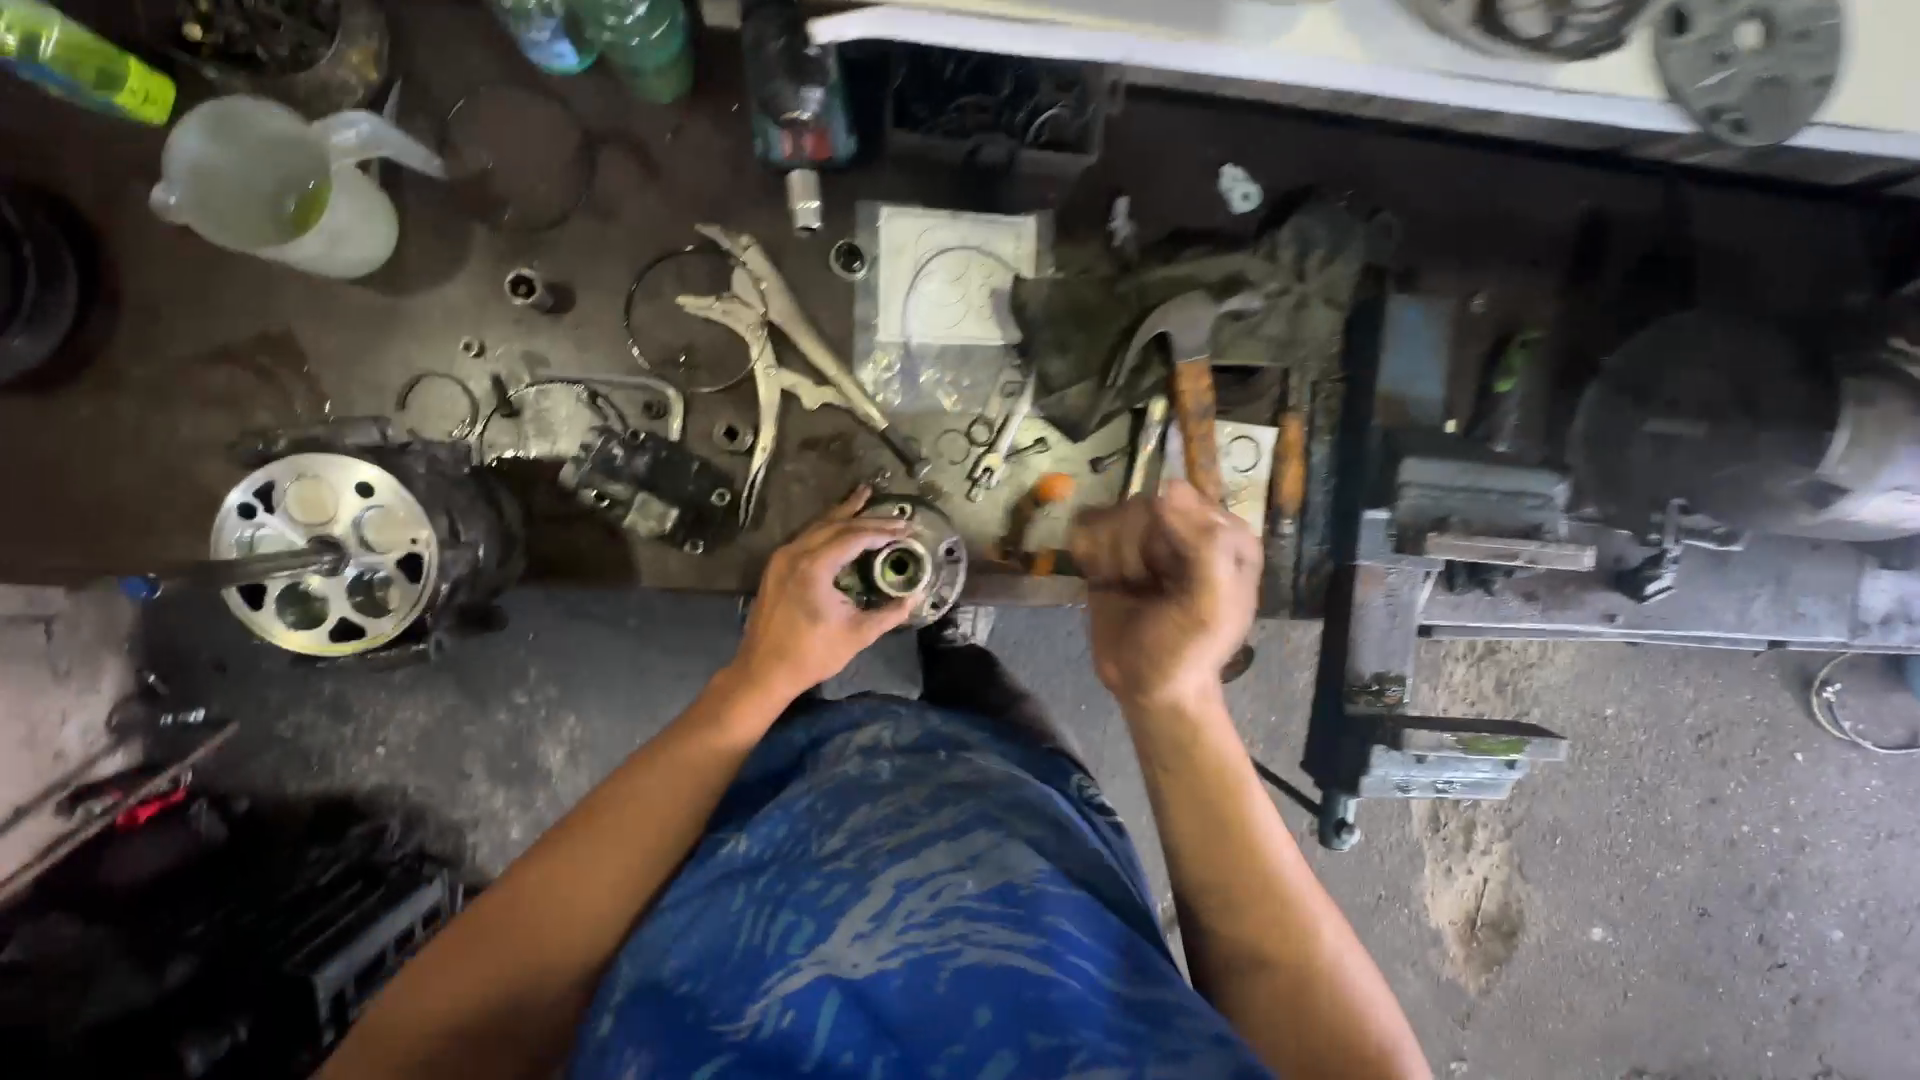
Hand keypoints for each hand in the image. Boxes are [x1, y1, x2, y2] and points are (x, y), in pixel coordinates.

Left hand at [729, 486, 917, 700]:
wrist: (763, 671)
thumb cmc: (810, 654)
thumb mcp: (857, 634)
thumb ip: (888, 614)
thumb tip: (913, 599)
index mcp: (813, 567)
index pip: (854, 537)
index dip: (882, 531)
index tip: (906, 528)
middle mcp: (794, 554)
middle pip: (835, 525)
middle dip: (867, 518)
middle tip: (896, 516)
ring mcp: (781, 559)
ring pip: (817, 526)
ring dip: (844, 514)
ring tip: (864, 498)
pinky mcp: (776, 568)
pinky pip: (806, 537)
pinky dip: (827, 528)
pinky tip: (838, 526)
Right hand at [1069, 480, 1261, 707]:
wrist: (1145, 686)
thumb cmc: (1185, 650)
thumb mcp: (1212, 605)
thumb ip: (1204, 544)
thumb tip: (1166, 487)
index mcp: (1224, 533)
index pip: (1179, 501)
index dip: (1166, 537)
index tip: (1167, 574)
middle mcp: (1186, 525)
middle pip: (1138, 506)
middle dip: (1134, 552)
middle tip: (1144, 587)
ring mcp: (1146, 535)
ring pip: (1109, 515)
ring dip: (1110, 559)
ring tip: (1126, 588)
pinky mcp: (1111, 547)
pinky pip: (1086, 526)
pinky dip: (1088, 556)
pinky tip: (1104, 581)